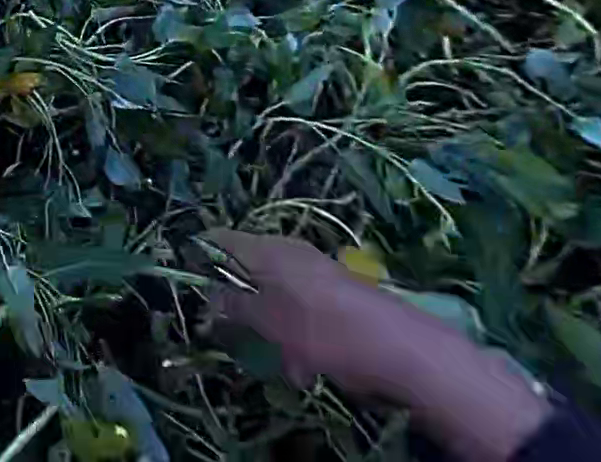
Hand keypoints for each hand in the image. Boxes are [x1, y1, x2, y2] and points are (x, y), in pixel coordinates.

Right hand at [206, 230, 550, 461]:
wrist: (408, 352)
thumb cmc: (324, 329)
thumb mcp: (267, 322)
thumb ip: (232, 306)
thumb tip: (207, 298)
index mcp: (264, 246)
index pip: (217, 238)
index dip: (199, 257)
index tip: (192, 284)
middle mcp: (287, 249)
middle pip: (246, 267)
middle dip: (238, 301)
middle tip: (234, 332)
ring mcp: (315, 269)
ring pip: (275, 292)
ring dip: (269, 323)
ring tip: (278, 358)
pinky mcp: (338, 292)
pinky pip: (302, 305)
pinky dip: (296, 329)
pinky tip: (306, 362)